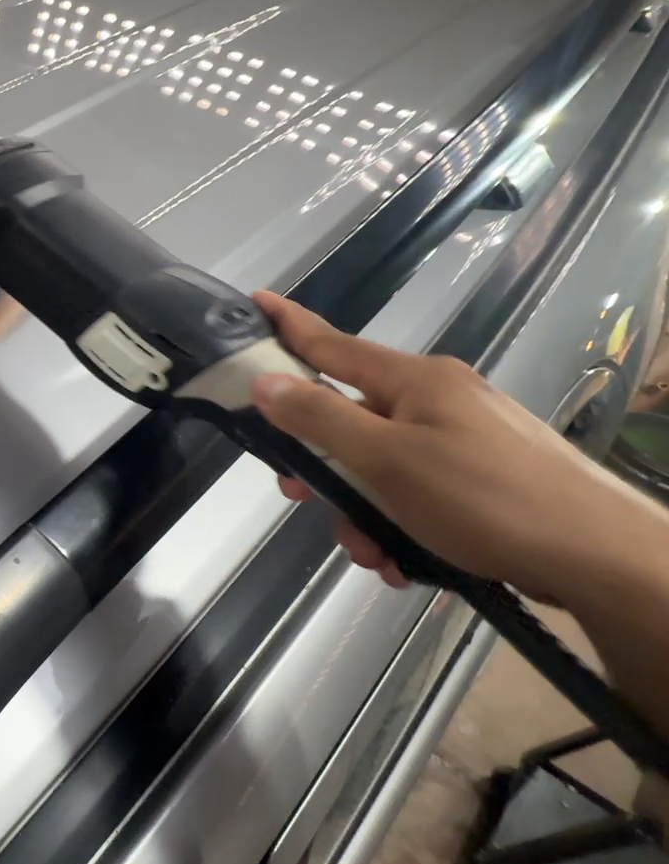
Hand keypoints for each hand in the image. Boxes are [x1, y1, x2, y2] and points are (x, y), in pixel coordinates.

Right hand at [249, 290, 668, 605]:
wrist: (608, 562)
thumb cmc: (487, 499)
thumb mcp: (386, 459)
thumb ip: (319, 418)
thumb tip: (264, 382)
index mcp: (416, 381)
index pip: (332, 344)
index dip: (288, 324)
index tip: (254, 300)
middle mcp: (438, 400)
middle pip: (347, 417)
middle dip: (318, 463)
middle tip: (300, 495)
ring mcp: (464, 438)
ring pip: (377, 463)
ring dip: (359, 508)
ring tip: (372, 549)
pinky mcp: (484, 476)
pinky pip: (414, 490)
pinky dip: (396, 522)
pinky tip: (402, 558)